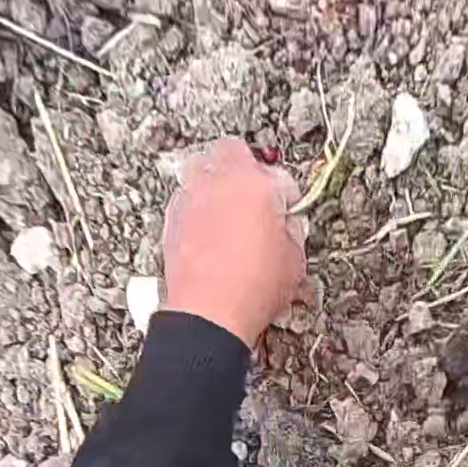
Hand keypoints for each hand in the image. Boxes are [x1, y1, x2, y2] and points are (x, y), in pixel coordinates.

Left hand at [161, 138, 305, 350]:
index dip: (288, 196)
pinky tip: (214, 238)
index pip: (279, 175)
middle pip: (231, 152)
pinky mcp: (172, 220)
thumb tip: (289, 227)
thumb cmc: (252, 287)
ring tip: (233, 217)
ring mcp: (190, 198)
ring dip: (219, 187)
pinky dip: (201, 212)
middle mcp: (218, 181)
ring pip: (203, 171)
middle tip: (258, 201)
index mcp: (255, 183)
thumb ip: (293, 233)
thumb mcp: (295, 262)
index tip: (290, 212)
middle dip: (246, 171)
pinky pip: (188, 202)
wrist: (210, 314)